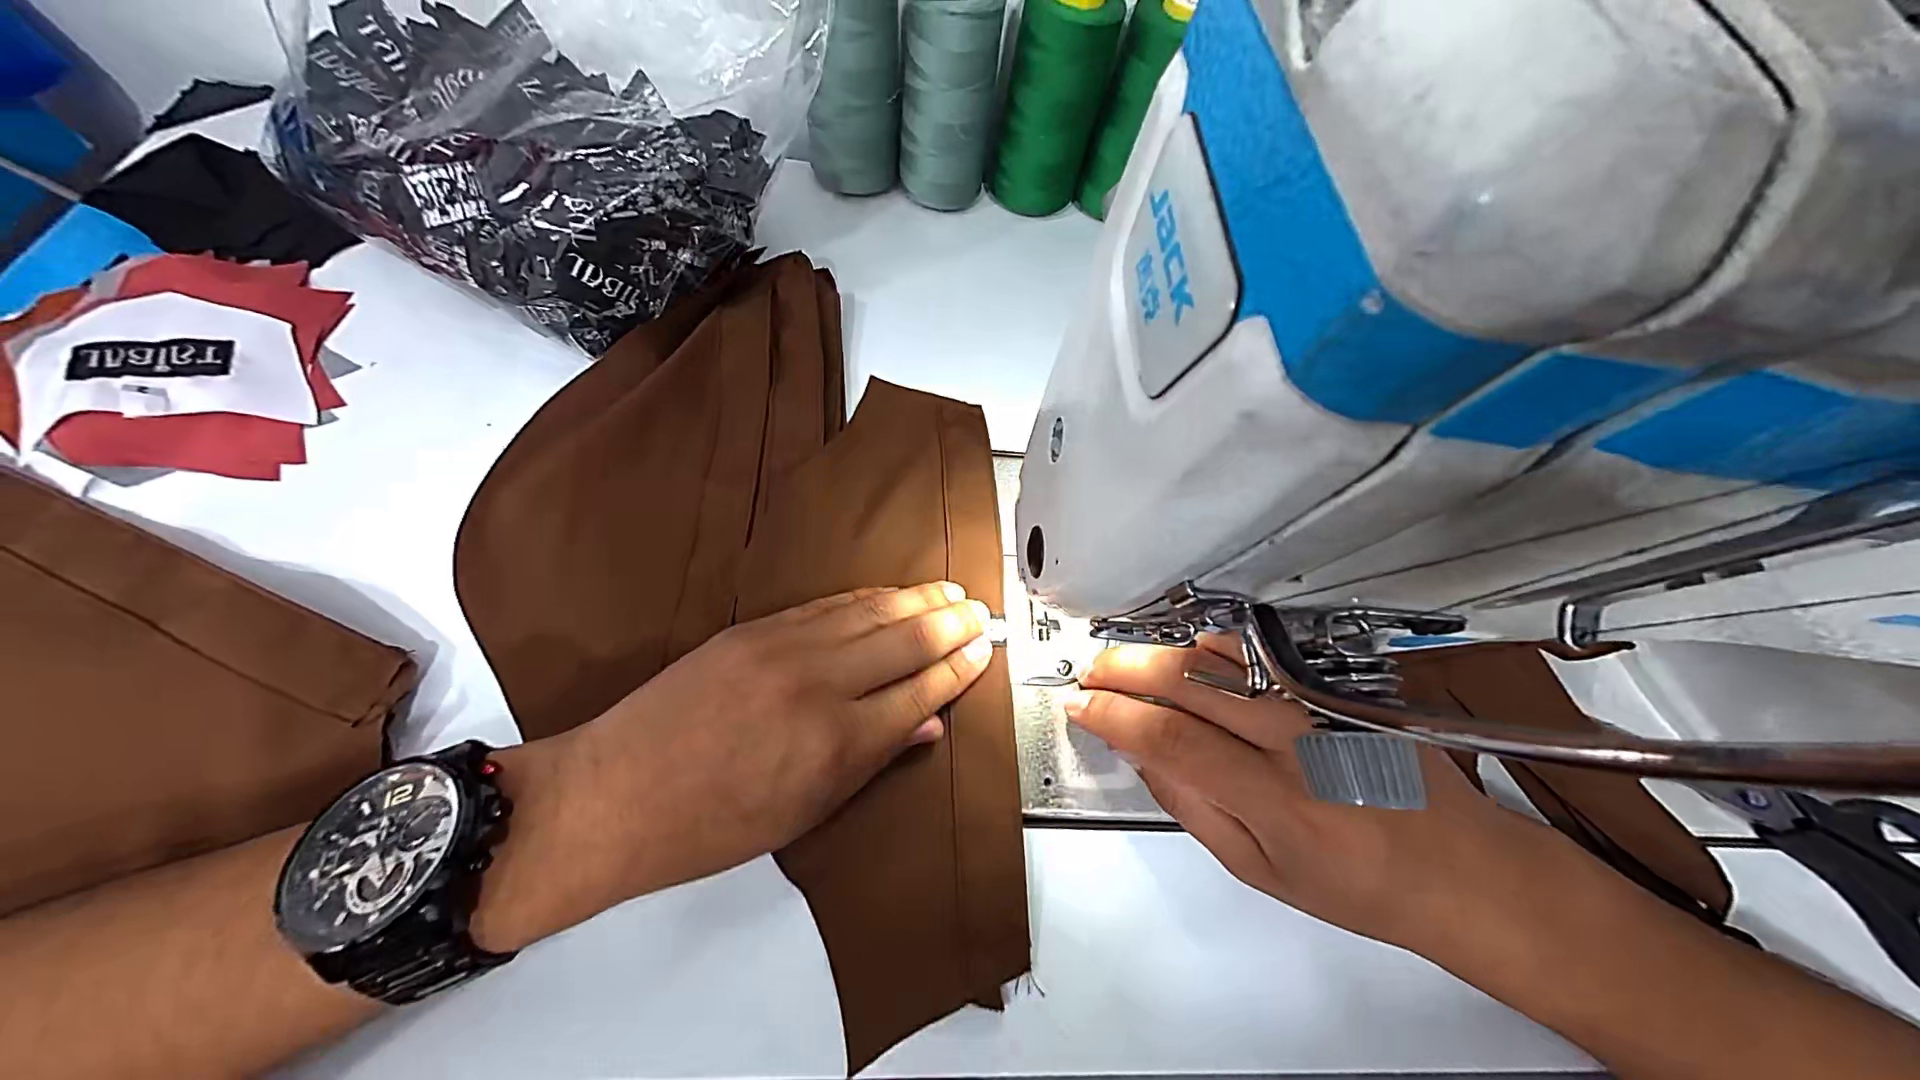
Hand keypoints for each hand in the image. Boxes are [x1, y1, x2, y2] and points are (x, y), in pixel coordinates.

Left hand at [567, 582, 994, 898]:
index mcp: (837, 743)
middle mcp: (818, 685)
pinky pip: (827, 605)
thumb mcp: (805, 809)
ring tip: (950, 591)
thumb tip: (925, 724)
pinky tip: (889, 594)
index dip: (959, 668)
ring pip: (872, 611)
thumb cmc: (709, 822)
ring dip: (918, 599)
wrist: (613, 795)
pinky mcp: (753, 630)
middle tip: (981, 613)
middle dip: (953, 623)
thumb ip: (874, 759)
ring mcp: (783, 648)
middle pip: (907, 639)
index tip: (982, 652)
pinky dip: (867, 598)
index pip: (921, 690)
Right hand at [1063, 637, 1562, 952]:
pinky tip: (1180, 661)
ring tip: (1121, 668)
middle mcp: (1298, 740)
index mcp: (1277, 800)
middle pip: (1187, 679)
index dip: (1114, 714)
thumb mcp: (1258, 869)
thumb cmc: (1361, 885)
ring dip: (1156, 655)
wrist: (1461, 866)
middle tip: (1090, 676)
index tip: (1082, 708)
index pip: (1170, 736)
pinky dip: (1205, 649)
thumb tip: (1141, 753)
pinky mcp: (1331, 686)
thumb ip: (1190, 805)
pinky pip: (1252, 654)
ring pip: (1215, 656)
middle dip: (1122, 669)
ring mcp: (1317, 703)